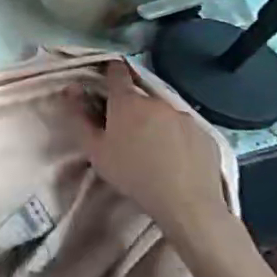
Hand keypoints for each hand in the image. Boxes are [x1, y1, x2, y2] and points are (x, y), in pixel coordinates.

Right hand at [80, 62, 230, 237]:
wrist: (186, 203)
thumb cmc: (133, 175)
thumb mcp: (95, 150)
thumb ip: (79, 117)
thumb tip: (71, 88)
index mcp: (127, 101)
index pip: (117, 72)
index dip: (110, 74)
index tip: (107, 84)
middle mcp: (157, 101)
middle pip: (141, 97)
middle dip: (133, 108)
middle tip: (128, 133)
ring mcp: (184, 116)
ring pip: (165, 114)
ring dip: (157, 124)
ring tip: (155, 151)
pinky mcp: (205, 134)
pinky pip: (186, 131)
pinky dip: (179, 139)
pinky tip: (177, 160)